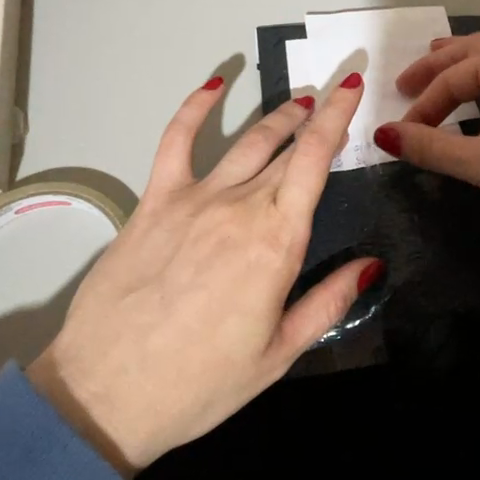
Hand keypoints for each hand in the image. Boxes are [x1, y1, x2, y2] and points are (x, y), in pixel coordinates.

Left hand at [26, 74, 379, 477]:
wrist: (106, 393)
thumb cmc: (200, 383)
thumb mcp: (278, 355)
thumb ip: (328, 303)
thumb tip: (373, 266)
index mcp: (277, 240)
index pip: (315, 159)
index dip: (337, 116)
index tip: (350, 87)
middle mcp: (240, 206)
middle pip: (287, 148)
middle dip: (315, 116)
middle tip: (333, 95)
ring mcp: (194, 199)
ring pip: (246, 142)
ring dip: (276, 116)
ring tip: (296, 101)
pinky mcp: (154, 201)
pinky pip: (176, 141)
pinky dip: (194, 108)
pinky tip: (213, 85)